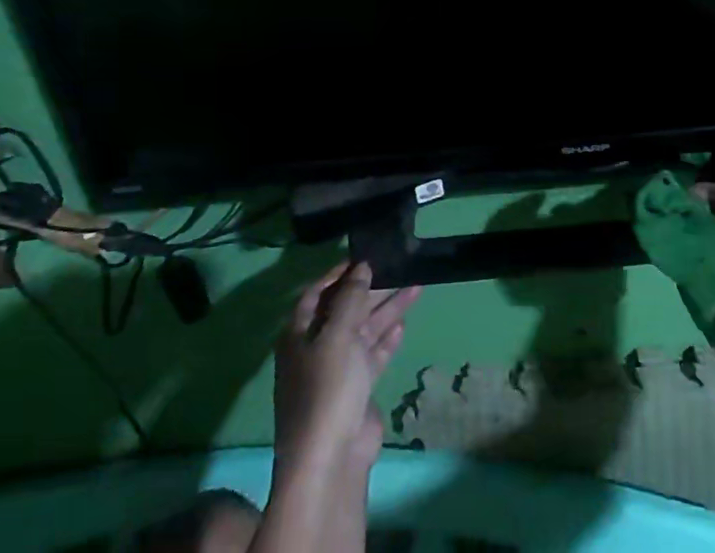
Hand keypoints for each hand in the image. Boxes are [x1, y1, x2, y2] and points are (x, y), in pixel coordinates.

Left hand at [275, 263, 420, 471]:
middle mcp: (315, 347)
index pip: (317, 292)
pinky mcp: (356, 389)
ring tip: (415, 286)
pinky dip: (386, 340)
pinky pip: (372, 355)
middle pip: (345, 310)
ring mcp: (337, 369)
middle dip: (370, 290)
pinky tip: (403, 324)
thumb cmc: (327, 387)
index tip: (363, 257)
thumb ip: (350, 299)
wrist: (331, 457)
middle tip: (397, 267)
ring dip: (386, 310)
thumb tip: (361, 268)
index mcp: (299, 332)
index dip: (338, 274)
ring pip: (364, 331)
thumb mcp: (337, 335)